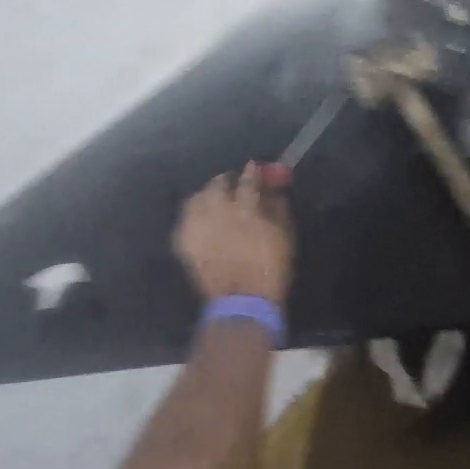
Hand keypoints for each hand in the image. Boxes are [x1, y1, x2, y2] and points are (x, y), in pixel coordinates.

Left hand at [172, 163, 294, 302]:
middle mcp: (218, 213)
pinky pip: (185, 219)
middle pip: (217, 184)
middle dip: (226, 181)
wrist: (243, 301)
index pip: (248, 179)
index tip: (253, 167)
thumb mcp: (285, 234)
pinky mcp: (184, 243)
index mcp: (246, 210)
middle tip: (233, 184)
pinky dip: (194, 214)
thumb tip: (272, 189)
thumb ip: (278, 207)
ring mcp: (197, 227)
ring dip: (207, 195)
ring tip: (214, 200)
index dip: (252, 171)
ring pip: (197, 198)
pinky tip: (202, 220)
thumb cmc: (271, 267)